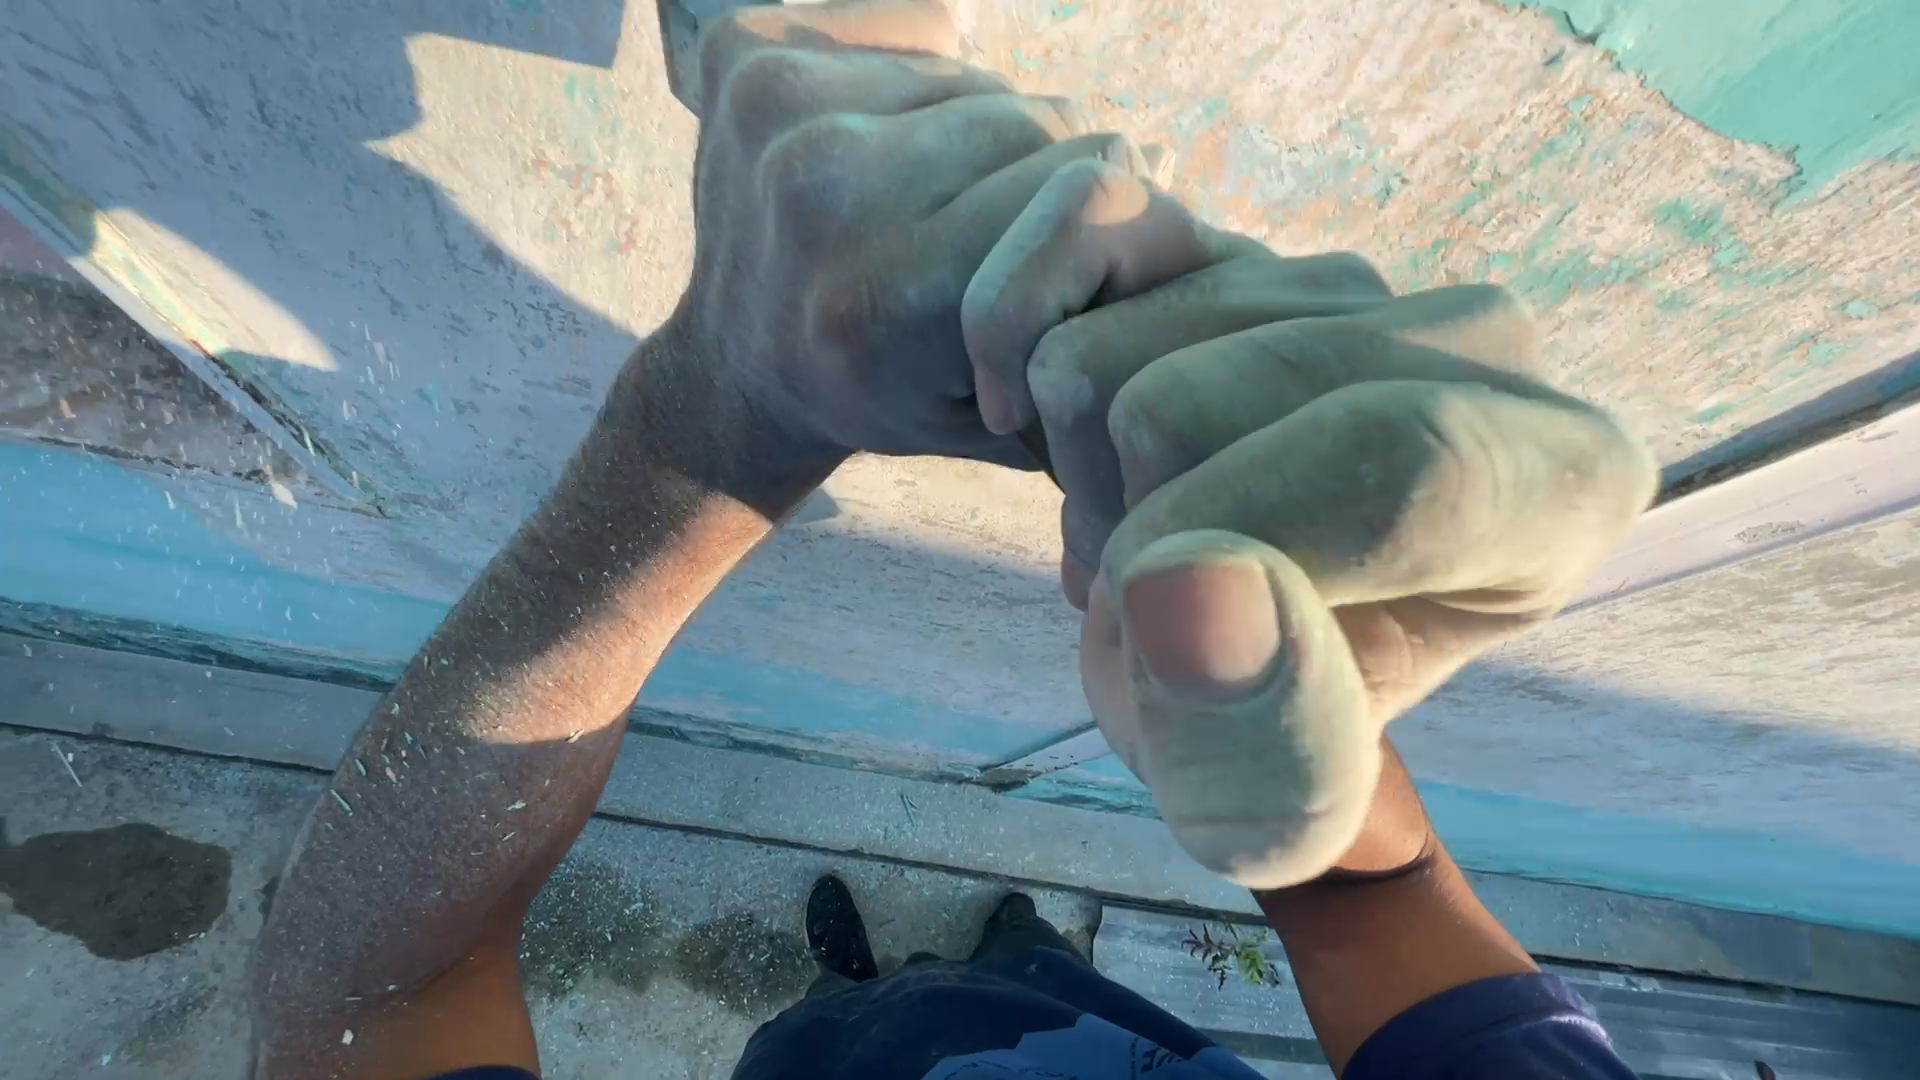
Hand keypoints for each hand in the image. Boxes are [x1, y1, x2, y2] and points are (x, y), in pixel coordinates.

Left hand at [665, 0, 1152, 468]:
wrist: (741, 374)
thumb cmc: (880, 401)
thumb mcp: (1000, 418)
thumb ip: (1093, 339)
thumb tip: (1202, 250)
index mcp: (892, 297)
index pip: (1079, 195)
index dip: (1110, 229)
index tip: (1096, 270)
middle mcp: (828, 191)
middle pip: (1030, 125)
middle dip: (1046, 184)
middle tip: (1015, 241)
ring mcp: (779, 115)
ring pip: (977, 84)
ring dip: (991, 141)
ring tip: (956, 207)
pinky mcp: (745, 60)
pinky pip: (910, 43)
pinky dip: (929, 99)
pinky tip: (902, 163)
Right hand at [964, 173, 1657, 886]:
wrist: (1187, 622)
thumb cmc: (1240, 712)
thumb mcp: (1257, 796)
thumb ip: (1256, 751)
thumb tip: (1190, 594)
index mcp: (1549, 492)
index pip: (1404, 467)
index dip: (1230, 548)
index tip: (1146, 623)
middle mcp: (1466, 341)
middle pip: (1187, 406)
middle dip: (1115, 533)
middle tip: (1144, 591)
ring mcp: (1328, 271)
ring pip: (1100, 358)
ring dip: (1074, 480)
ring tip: (1126, 526)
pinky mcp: (1217, 228)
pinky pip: (1072, 227)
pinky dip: (1008, 344)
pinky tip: (1053, 422)